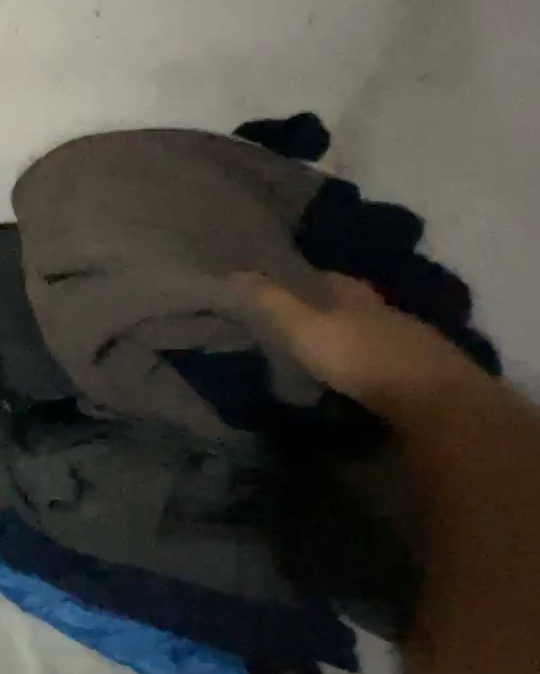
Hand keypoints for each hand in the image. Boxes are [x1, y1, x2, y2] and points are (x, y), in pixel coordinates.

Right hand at [236, 271, 480, 412]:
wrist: (436, 401)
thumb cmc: (358, 356)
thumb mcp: (302, 327)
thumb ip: (272, 301)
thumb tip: (236, 272)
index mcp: (359, 300)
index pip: (334, 279)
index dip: (312, 278)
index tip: (289, 283)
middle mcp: (391, 315)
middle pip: (360, 306)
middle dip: (335, 310)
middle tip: (303, 322)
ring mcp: (417, 346)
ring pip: (378, 335)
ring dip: (356, 341)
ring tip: (328, 356)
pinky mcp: (432, 376)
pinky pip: (395, 364)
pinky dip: (375, 367)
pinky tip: (361, 380)